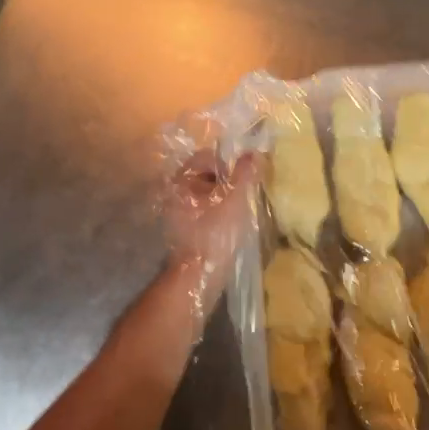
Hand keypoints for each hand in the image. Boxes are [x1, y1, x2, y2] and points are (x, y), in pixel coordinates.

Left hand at [161, 149, 259, 324]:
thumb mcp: (234, 200)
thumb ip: (245, 173)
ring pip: (206, 194)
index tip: (244, 179)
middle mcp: (174, 192)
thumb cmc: (214, 234)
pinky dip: (217, 213)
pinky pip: (203, 211)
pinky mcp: (182, 229)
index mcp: (181, 180)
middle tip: (243, 195)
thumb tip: (254, 152)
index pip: (207, 156)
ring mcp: (176, 212)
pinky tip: (229, 225)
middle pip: (206, 175)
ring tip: (239, 211)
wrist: (196, 277)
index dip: (229, 163)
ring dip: (223, 198)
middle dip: (227, 182)